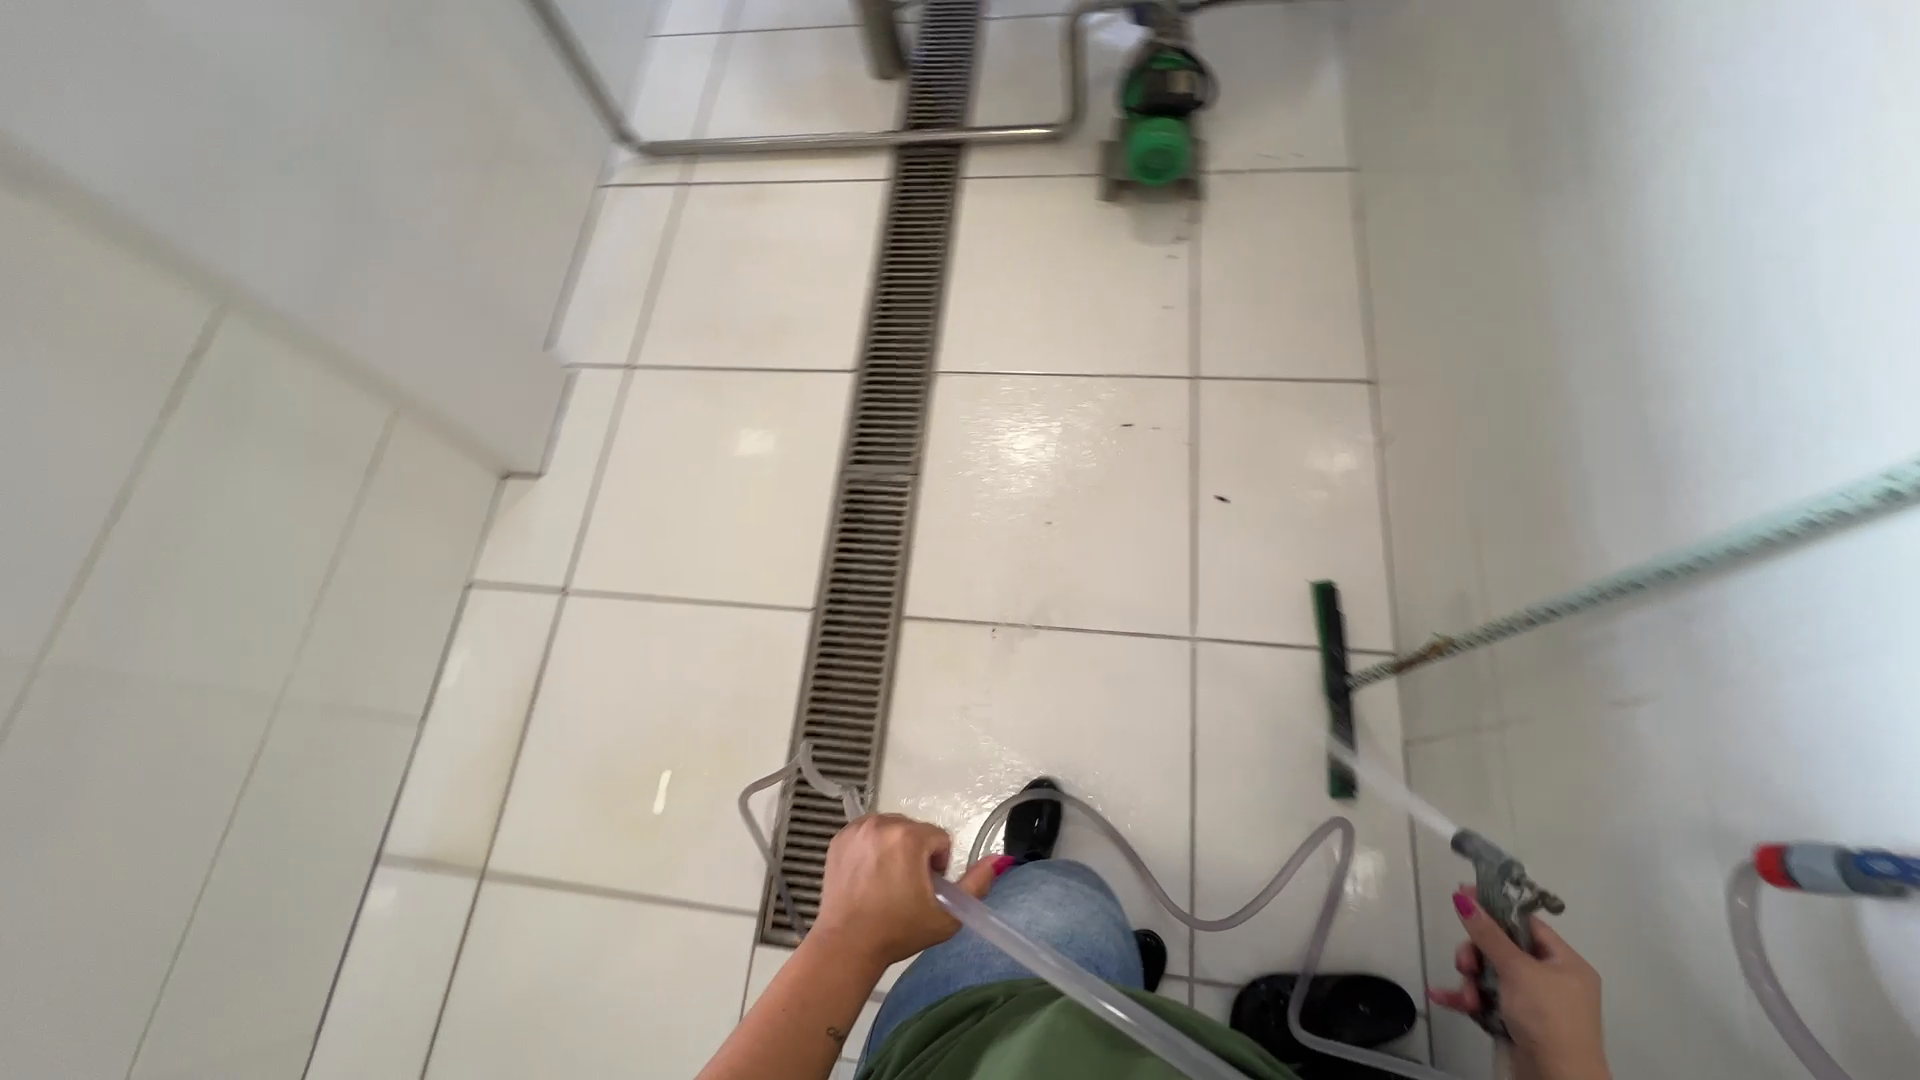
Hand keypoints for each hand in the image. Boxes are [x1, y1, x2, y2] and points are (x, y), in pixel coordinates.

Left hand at [809, 814, 999, 968]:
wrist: (847, 945)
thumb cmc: (898, 931)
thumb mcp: (947, 914)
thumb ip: (976, 884)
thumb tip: (999, 859)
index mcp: (909, 837)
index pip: (939, 839)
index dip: (938, 866)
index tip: (926, 889)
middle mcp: (882, 824)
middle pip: (914, 831)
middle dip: (916, 854)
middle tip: (906, 888)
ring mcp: (857, 829)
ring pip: (891, 830)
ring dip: (894, 848)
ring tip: (887, 883)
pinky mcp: (839, 838)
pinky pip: (866, 834)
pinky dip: (871, 849)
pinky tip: (868, 877)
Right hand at [1429, 889, 1610, 1079]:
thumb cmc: (1547, 1017)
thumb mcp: (1516, 970)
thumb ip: (1487, 933)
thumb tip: (1463, 896)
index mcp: (1566, 963)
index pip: (1526, 924)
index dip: (1494, 909)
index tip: (1462, 896)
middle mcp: (1553, 980)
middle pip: (1503, 949)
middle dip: (1477, 955)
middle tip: (1465, 964)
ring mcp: (1536, 1003)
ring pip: (1491, 975)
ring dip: (1471, 981)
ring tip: (1466, 995)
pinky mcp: (1518, 1022)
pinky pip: (1487, 999)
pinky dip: (1467, 998)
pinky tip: (1442, 997)